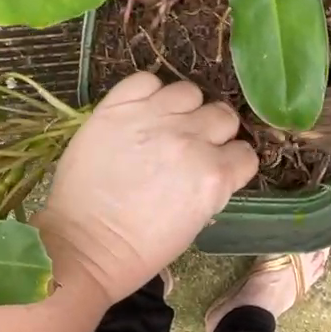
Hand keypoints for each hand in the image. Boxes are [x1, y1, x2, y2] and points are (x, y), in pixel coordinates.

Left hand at [35, 73, 257, 302]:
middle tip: (191, 149)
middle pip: (223, 116)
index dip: (232, 163)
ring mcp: (153, 119)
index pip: (245, 154)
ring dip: (183, 110)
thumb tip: (210, 169)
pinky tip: (141, 114)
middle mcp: (190, 141)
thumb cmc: (140, 250)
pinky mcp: (117, 108)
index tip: (217, 170)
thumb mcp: (193, 227)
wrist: (85, 247)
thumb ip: (210, 189)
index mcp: (214, 177)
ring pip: (189, 92)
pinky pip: (146, 80)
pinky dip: (148, 93)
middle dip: (213, 133)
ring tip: (165, 128)